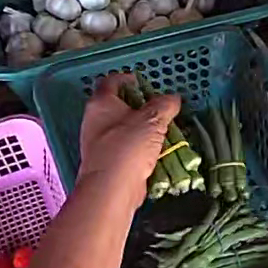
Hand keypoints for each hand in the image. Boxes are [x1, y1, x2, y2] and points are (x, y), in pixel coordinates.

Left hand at [77, 73, 178, 208]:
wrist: (111, 189)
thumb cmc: (127, 148)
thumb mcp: (152, 120)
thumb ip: (164, 106)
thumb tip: (173, 98)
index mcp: (101, 104)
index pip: (110, 82)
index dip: (126, 78)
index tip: (141, 81)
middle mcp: (95, 121)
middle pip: (117, 107)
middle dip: (139, 107)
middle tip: (159, 108)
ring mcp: (99, 144)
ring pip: (123, 130)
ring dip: (142, 130)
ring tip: (163, 131)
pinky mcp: (107, 163)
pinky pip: (126, 149)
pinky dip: (140, 149)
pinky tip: (156, 152)